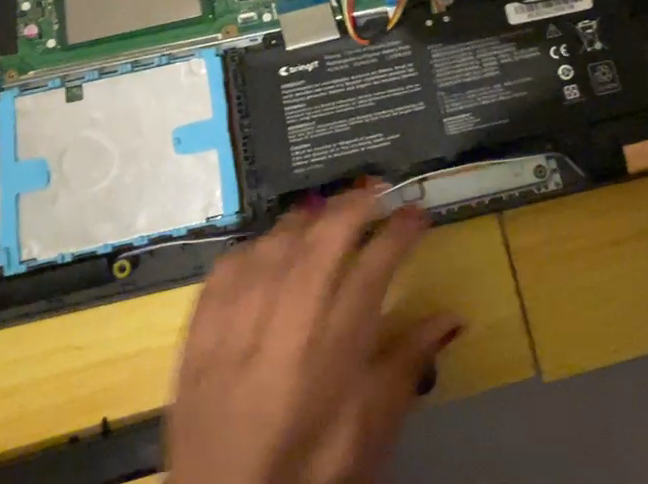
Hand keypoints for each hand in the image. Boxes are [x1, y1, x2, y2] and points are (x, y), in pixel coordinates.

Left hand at [167, 188, 462, 483]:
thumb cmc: (311, 470)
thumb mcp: (371, 429)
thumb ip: (406, 364)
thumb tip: (450, 316)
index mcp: (334, 347)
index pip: (374, 267)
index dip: (400, 231)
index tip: (418, 211)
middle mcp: (284, 321)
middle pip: (323, 239)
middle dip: (355, 206)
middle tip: (376, 191)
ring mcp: (234, 323)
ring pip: (273, 244)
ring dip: (304, 220)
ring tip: (325, 212)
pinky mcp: (196, 334)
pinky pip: (224, 269)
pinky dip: (250, 248)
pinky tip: (263, 247)